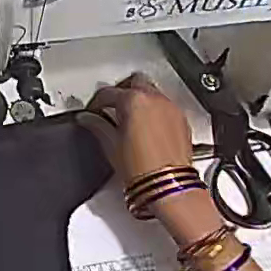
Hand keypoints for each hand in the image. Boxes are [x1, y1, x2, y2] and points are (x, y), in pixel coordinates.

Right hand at [79, 73, 223, 244]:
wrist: (170, 189)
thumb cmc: (144, 171)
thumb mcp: (111, 146)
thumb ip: (97, 126)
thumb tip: (89, 120)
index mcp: (134, 101)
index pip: (108, 93)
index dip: (96, 102)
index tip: (93, 111)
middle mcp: (155, 99)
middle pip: (134, 81)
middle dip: (121, 90)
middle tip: (110, 106)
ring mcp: (170, 108)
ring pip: (151, 91)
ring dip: (139, 99)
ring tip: (128, 117)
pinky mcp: (181, 120)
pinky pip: (164, 105)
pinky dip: (153, 110)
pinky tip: (146, 126)